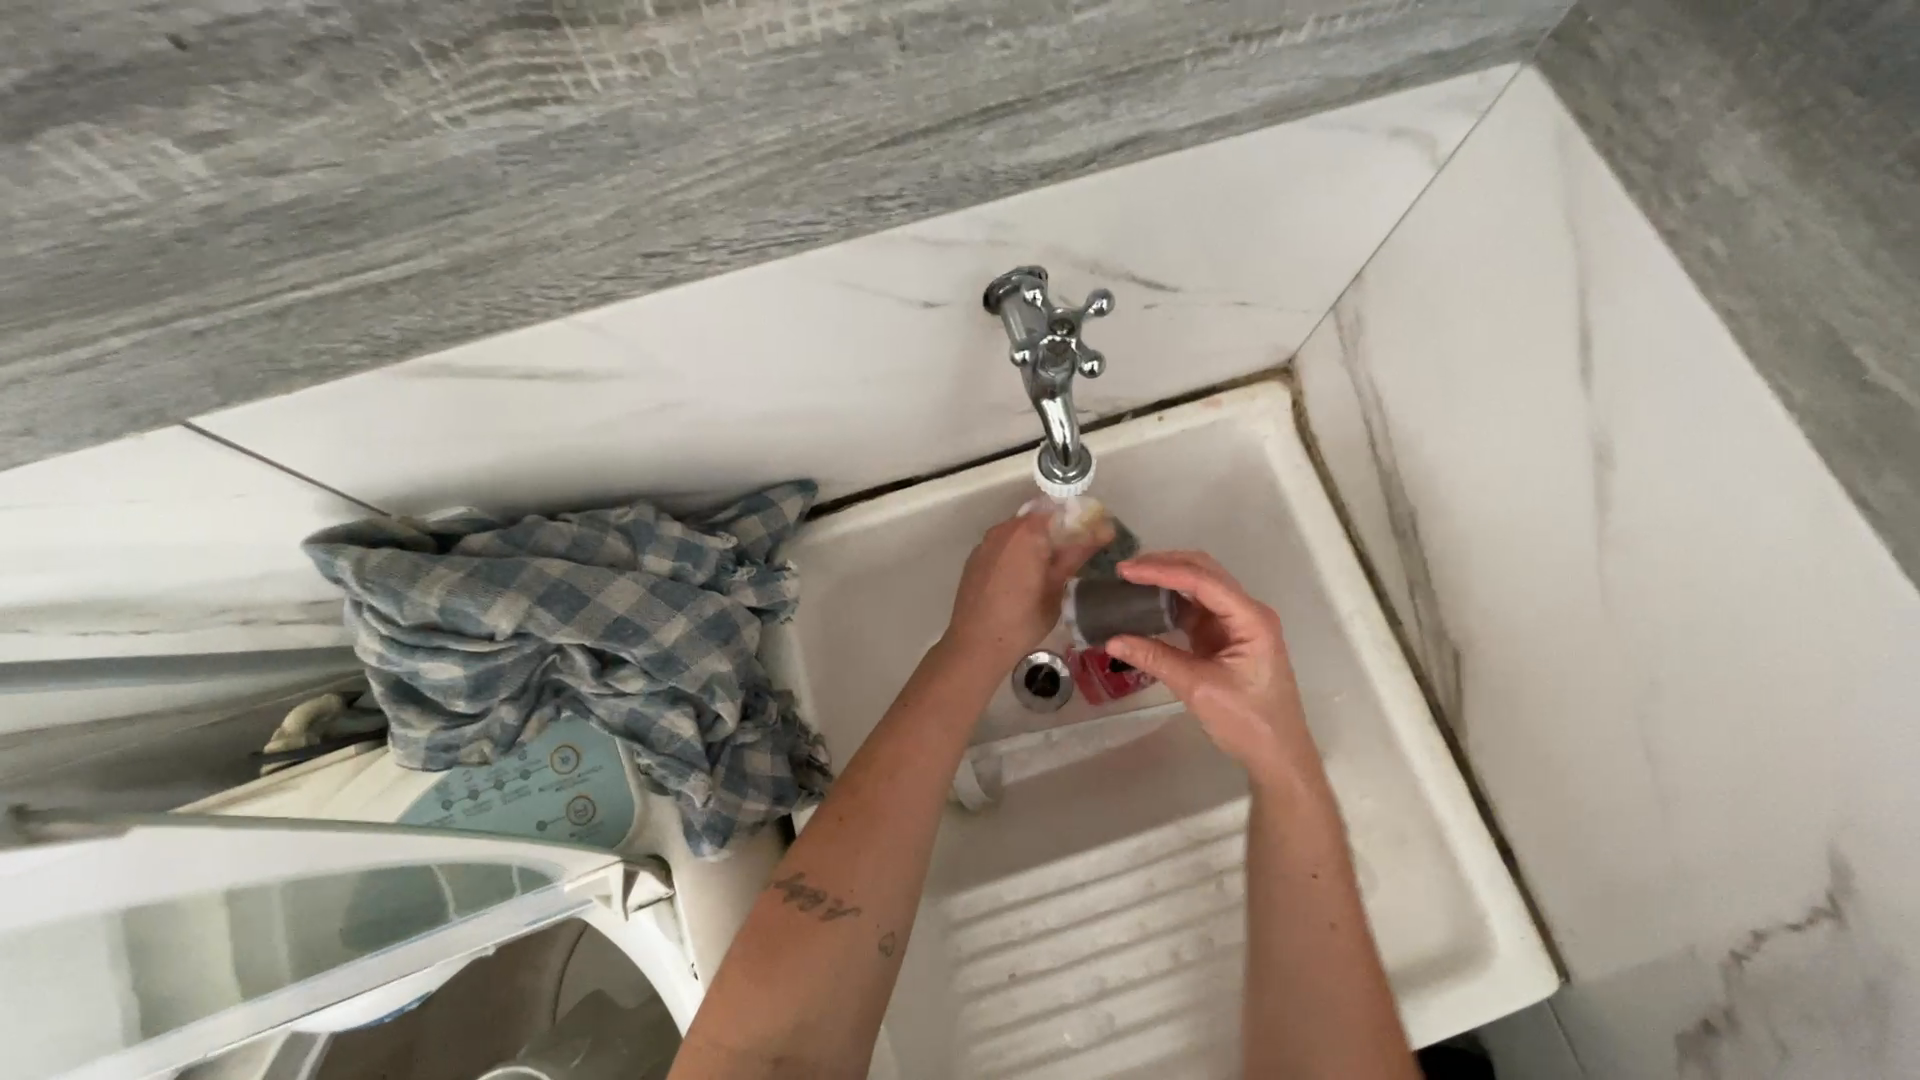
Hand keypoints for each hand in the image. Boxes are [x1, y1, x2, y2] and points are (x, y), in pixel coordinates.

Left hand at [942, 508, 1110, 670]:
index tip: (1092, 535)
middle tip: (1075, 553)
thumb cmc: (1023, 619)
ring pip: (1019, 532)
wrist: (976, 644)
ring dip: (1037, 542)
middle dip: (1058, 531)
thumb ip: (1077, 553)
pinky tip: (1025, 577)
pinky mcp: (976, 558)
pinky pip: (1003, 545)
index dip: (1077, 519)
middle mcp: (1003, 529)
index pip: (1059, 509)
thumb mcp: (1057, 587)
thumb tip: (1105, 529)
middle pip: (1037, 518)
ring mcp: (986, 543)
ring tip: (1052, 567)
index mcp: (1027, 532)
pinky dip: (1018, 553)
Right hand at [1104, 552, 1316, 782]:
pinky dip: (1171, 603)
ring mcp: (1237, 624)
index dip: (1162, 571)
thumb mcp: (1197, 689)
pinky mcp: (1226, 637)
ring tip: (1131, 581)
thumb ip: (1155, 659)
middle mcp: (1246, 612)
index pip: (1202, 581)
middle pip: (1204, 573)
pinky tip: (1146, 604)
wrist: (1277, 754)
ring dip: (1167, 580)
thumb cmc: (1247, 722)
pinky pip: (1196, 609)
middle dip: (1165, 565)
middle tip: (1125, 570)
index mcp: (1250, 619)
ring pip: (1200, 587)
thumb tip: (1112, 640)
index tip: (1126, 570)